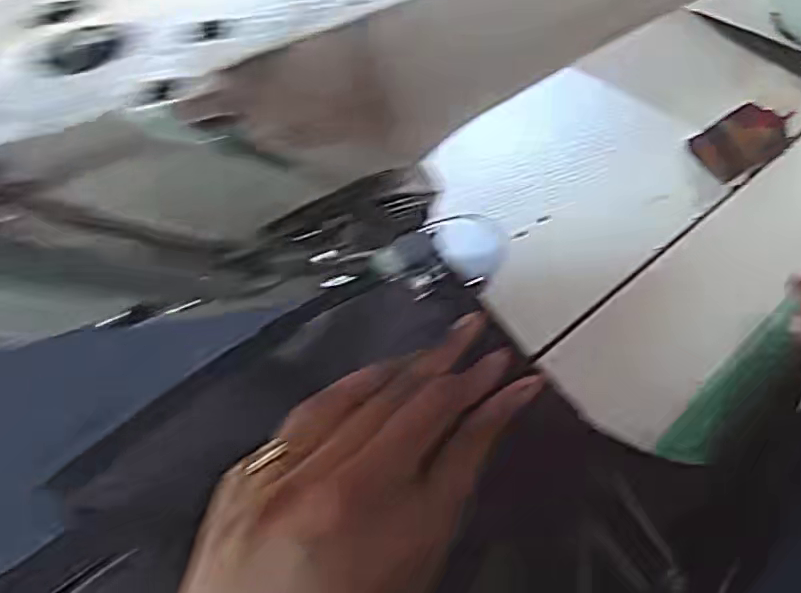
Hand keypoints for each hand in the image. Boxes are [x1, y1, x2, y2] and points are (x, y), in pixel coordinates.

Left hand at [178, 313, 544, 592]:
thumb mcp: (435, 525)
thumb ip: (473, 448)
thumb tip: (513, 395)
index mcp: (359, 488)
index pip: (432, 403)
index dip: (473, 376)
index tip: (499, 360)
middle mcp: (302, 480)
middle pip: (386, 393)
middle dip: (439, 358)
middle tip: (470, 331)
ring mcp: (259, 489)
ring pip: (332, 400)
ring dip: (385, 371)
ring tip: (420, 355)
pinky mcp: (231, 500)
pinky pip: (287, 430)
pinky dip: (330, 404)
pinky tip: (356, 396)